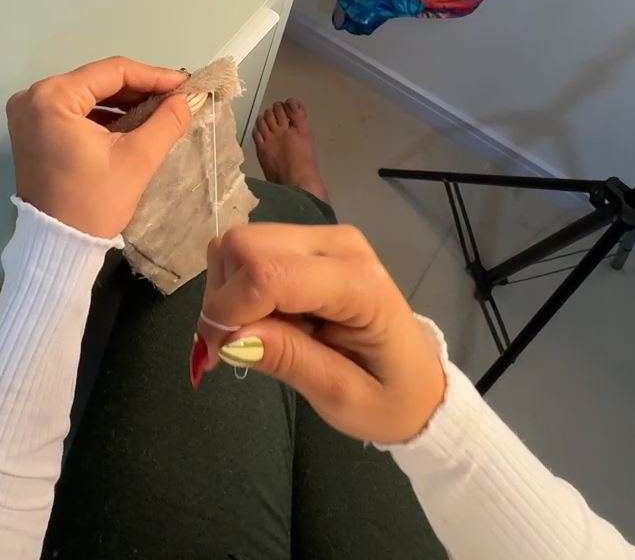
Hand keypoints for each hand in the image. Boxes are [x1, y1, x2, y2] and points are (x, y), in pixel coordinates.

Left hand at [5, 57, 192, 238]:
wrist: (56, 246)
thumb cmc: (93, 203)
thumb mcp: (137, 159)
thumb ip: (167, 121)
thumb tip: (188, 97)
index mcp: (52, 97)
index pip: (112, 71)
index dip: (153, 76)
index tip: (185, 83)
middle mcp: (33, 96)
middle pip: (98, 80)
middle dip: (139, 89)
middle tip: (177, 96)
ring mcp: (28, 112)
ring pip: (88, 94)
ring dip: (123, 101)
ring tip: (161, 108)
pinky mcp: (32, 128)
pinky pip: (75, 110)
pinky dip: (103, 114)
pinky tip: (133, 121)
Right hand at [195, 224, 446, 444]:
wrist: (417, 382)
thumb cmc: (388, 398)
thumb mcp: (343, 399)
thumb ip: (288, 361)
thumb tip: (228, 338)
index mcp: (358, 283)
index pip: (269, 275)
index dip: (228, 310)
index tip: (216, 354)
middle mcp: (337, 243)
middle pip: (245, 245)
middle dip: (225, 297)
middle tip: (234, 345)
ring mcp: (321, 236)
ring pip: (240, 242)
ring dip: (229, 289)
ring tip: (257, 332)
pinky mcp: (306, 239)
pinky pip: (249, 248)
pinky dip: (237, 282)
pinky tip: (263, 315)